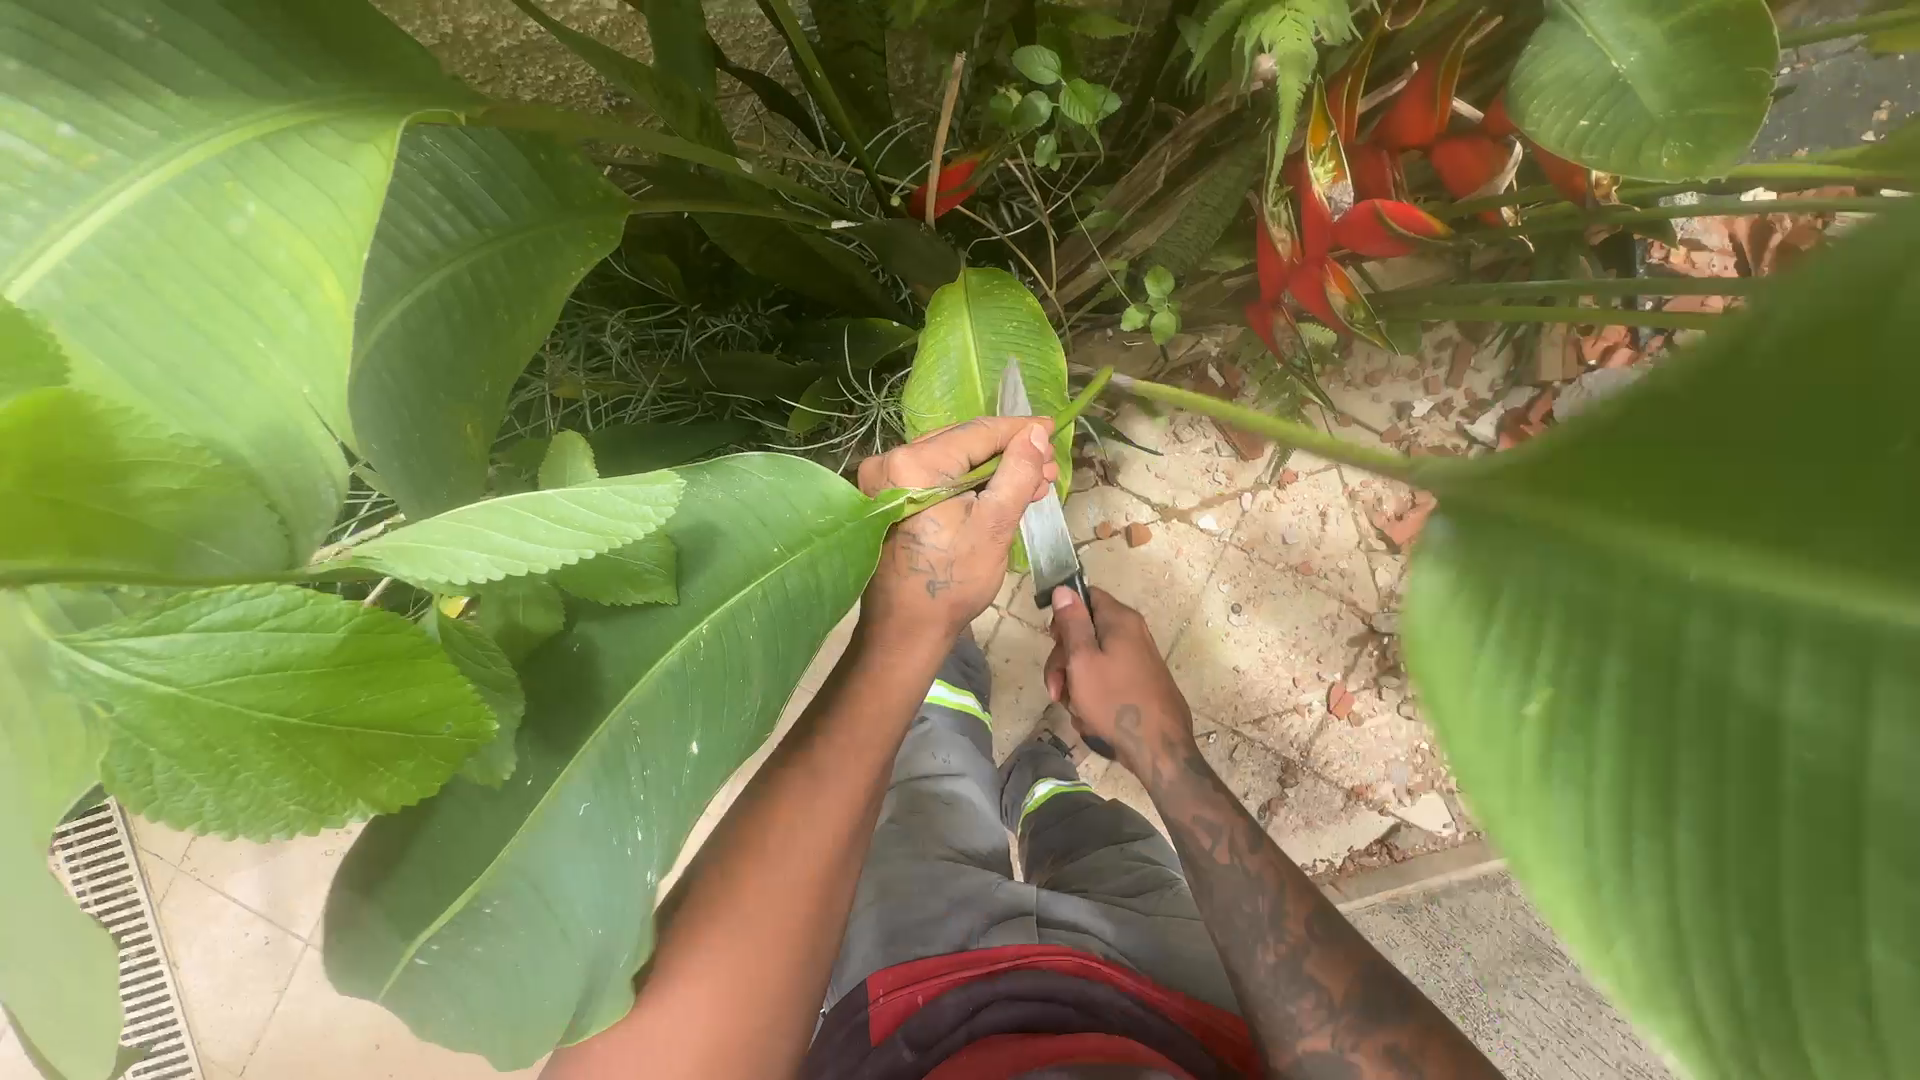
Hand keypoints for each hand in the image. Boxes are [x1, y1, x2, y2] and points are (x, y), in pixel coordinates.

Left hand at [857, 417, 1057, 642]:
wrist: (907, 629)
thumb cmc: (951, 582)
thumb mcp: (995, 525)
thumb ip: (1018, 473)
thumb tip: (1037, 433)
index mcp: (912, 464)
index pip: (977, 433)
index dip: (1019, 431)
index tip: (1052, 428)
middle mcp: (891, 461)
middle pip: (963, 442)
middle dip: (1010, 452)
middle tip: (1048, 466)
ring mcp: (885, 479)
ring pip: (952, 459)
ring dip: (994, 468)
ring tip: (1034, 482)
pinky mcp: (890, 497)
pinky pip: (938, 476)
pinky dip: (970, 482)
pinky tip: (1002, 491)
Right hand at [1044, 586, 1195, 783]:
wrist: (1158, 747)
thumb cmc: (1115, 700)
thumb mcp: (1082, 660)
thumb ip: (1071, 623)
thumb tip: (1064, 589)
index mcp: (1120, 620)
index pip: (1085, 596)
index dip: (1064, 615)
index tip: (1053, 640)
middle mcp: (1131, 633)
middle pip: (1085, 632)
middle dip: (1064, 660)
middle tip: (1057, 688)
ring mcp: (1136, 659)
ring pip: (1092, 660)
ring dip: (1075, 683)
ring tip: (1074, 709)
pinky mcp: (1138, 683)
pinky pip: (1105, 680)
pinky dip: (1092, 696)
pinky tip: (1090, 718)